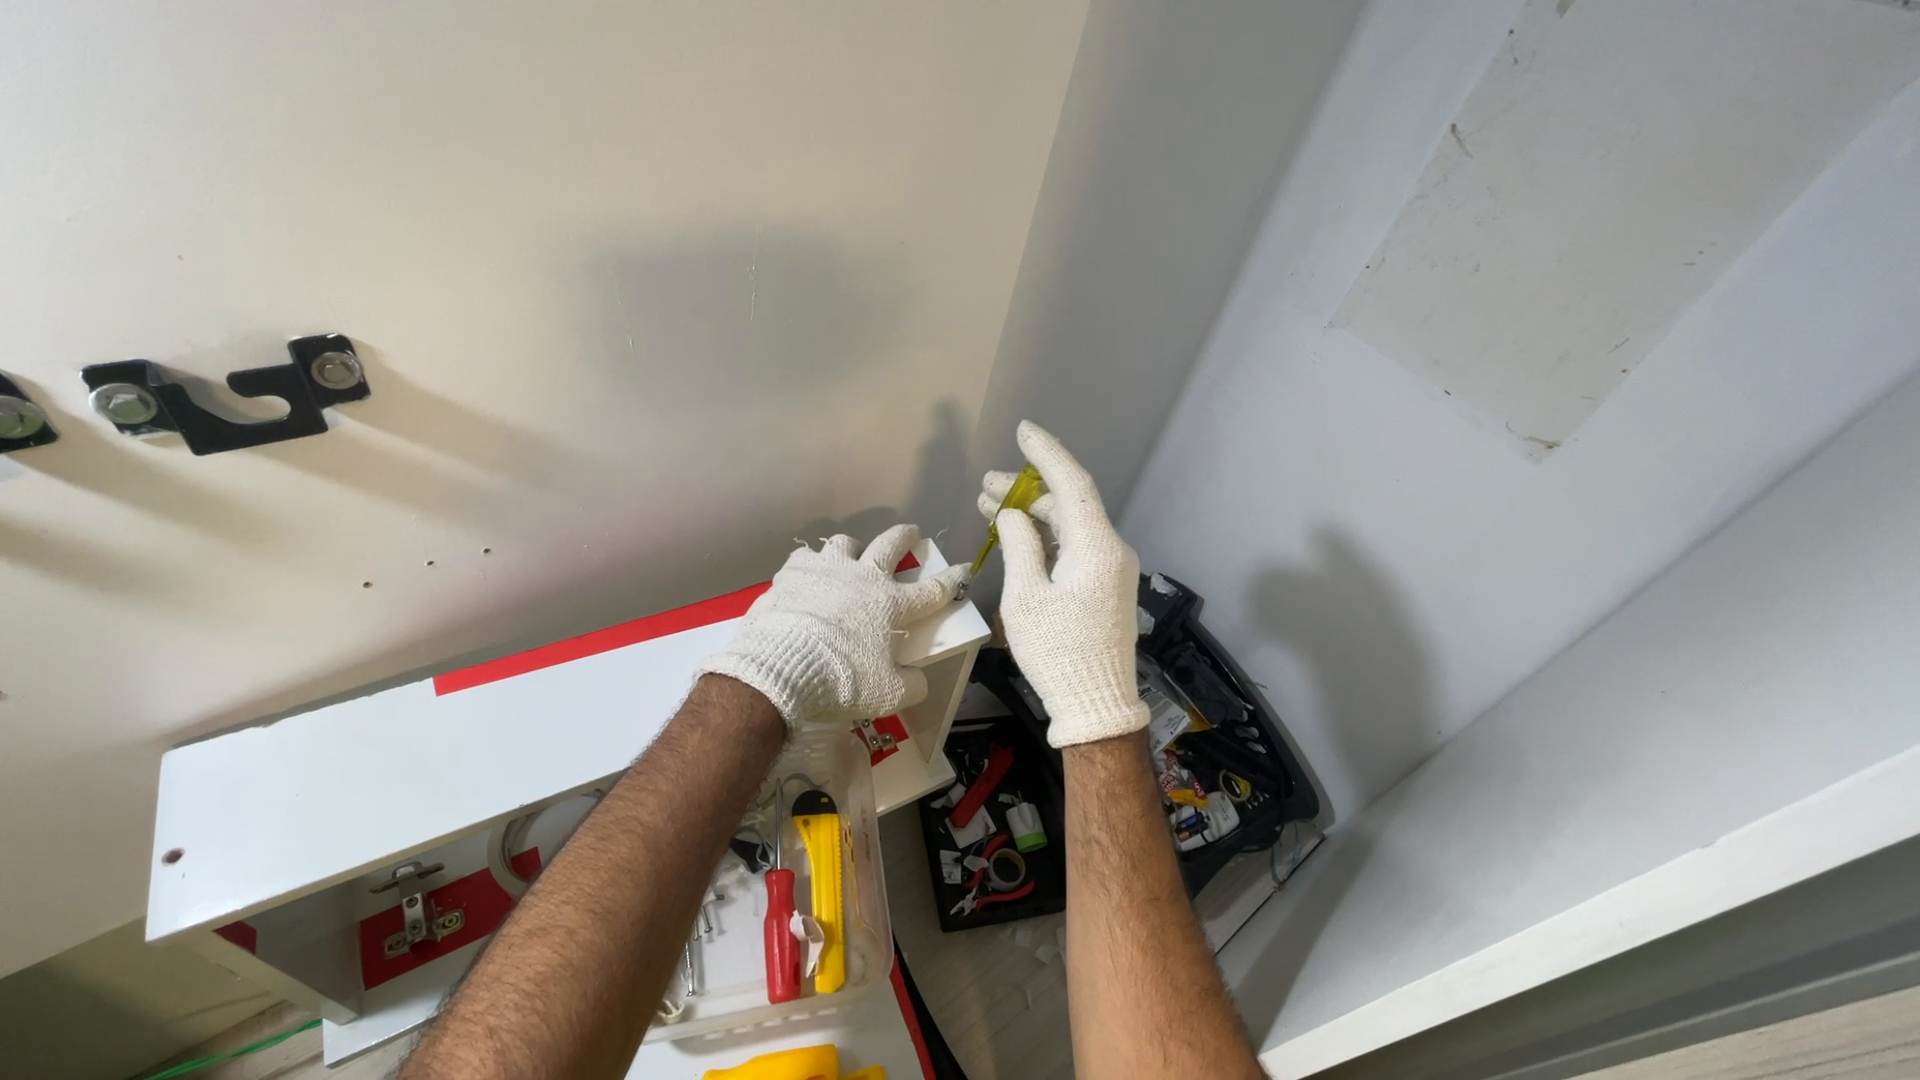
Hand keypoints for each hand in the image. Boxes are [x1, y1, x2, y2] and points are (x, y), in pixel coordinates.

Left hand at [696, 524, 966, 727]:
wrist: (782, 668)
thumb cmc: (843, 680)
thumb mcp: (889, 693)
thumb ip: (911, 684)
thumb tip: (918, 679)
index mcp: (890, 605)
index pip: (931, 590)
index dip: (951, 580)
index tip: (964, 567)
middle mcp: (862, 578)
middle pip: (890, 546)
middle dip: (905, 537)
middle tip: (911, 532)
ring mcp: (824, 571)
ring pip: (844, 544)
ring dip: (853, 547)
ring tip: (851, 554)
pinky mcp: (791, 575)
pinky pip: (804, 560)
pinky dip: (809, 566)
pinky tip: (806, 576)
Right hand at [978, 422, 1147, 747]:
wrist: (1096, 704)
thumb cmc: (1058, 652)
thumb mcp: (1027, 598)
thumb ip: (1020, 546)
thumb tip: (1013, 517)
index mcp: (1096, 547)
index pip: (1072, 484)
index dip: (1045, 454)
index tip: (1023, 431)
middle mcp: (1112, 550)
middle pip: (1068, 504)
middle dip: (1025, 489)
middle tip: (985, 483)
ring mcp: (1111, 569)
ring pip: (1070, 526)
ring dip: (1032, 515)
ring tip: (990, 506)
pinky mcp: (1105, 587)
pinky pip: (1075, 548)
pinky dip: (1045, 538)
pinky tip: (1016, 537)